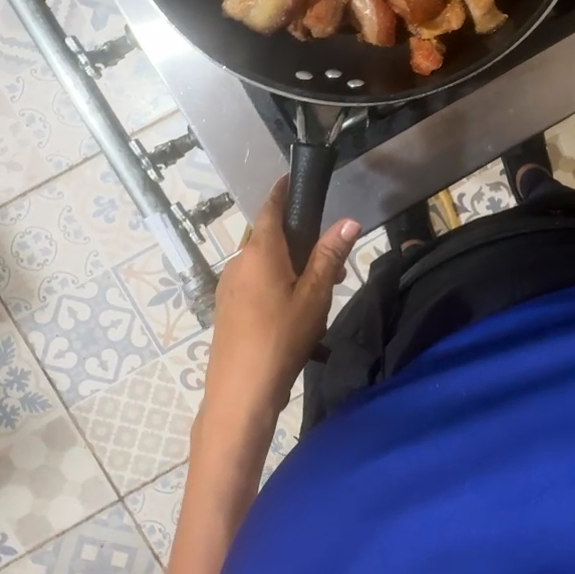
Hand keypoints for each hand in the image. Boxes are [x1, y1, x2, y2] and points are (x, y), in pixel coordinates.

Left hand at [203, 176, 359, 420]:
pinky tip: (296, 311)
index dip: (282, 192)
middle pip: (270, 238)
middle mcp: (238, 262)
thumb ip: (330, 256)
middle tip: (335, 263)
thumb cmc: (281, 337)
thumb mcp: (315, 295)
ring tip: (322, 293)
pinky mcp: (226, 310)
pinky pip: (254, 283)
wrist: (240, 394)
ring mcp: (228, 287)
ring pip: (263, 263)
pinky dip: (276, 283)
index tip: (293, 179)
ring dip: (291, 266)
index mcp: (259, 252)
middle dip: (301, 241)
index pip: (270, 208)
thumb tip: (348, 221)